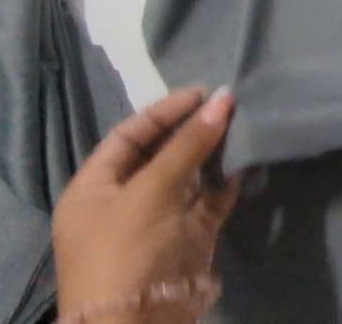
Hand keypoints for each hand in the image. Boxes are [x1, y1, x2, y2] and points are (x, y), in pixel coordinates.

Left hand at [52, 87, 240, 321]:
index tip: (203, 92)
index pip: (128, 136)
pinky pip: (211, 196)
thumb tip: (225, 98)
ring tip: (243, 123)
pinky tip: (247, 158)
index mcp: (94, 190)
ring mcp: (158, 218)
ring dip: (214, 149)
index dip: (163, 111)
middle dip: (193, 127)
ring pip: (190, 172)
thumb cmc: (128, 250)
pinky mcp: (189, 234)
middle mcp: (124, 200)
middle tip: (229, 104)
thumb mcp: (152, 190)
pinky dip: (229, 178)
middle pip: (161, 151)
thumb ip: (189, 143)